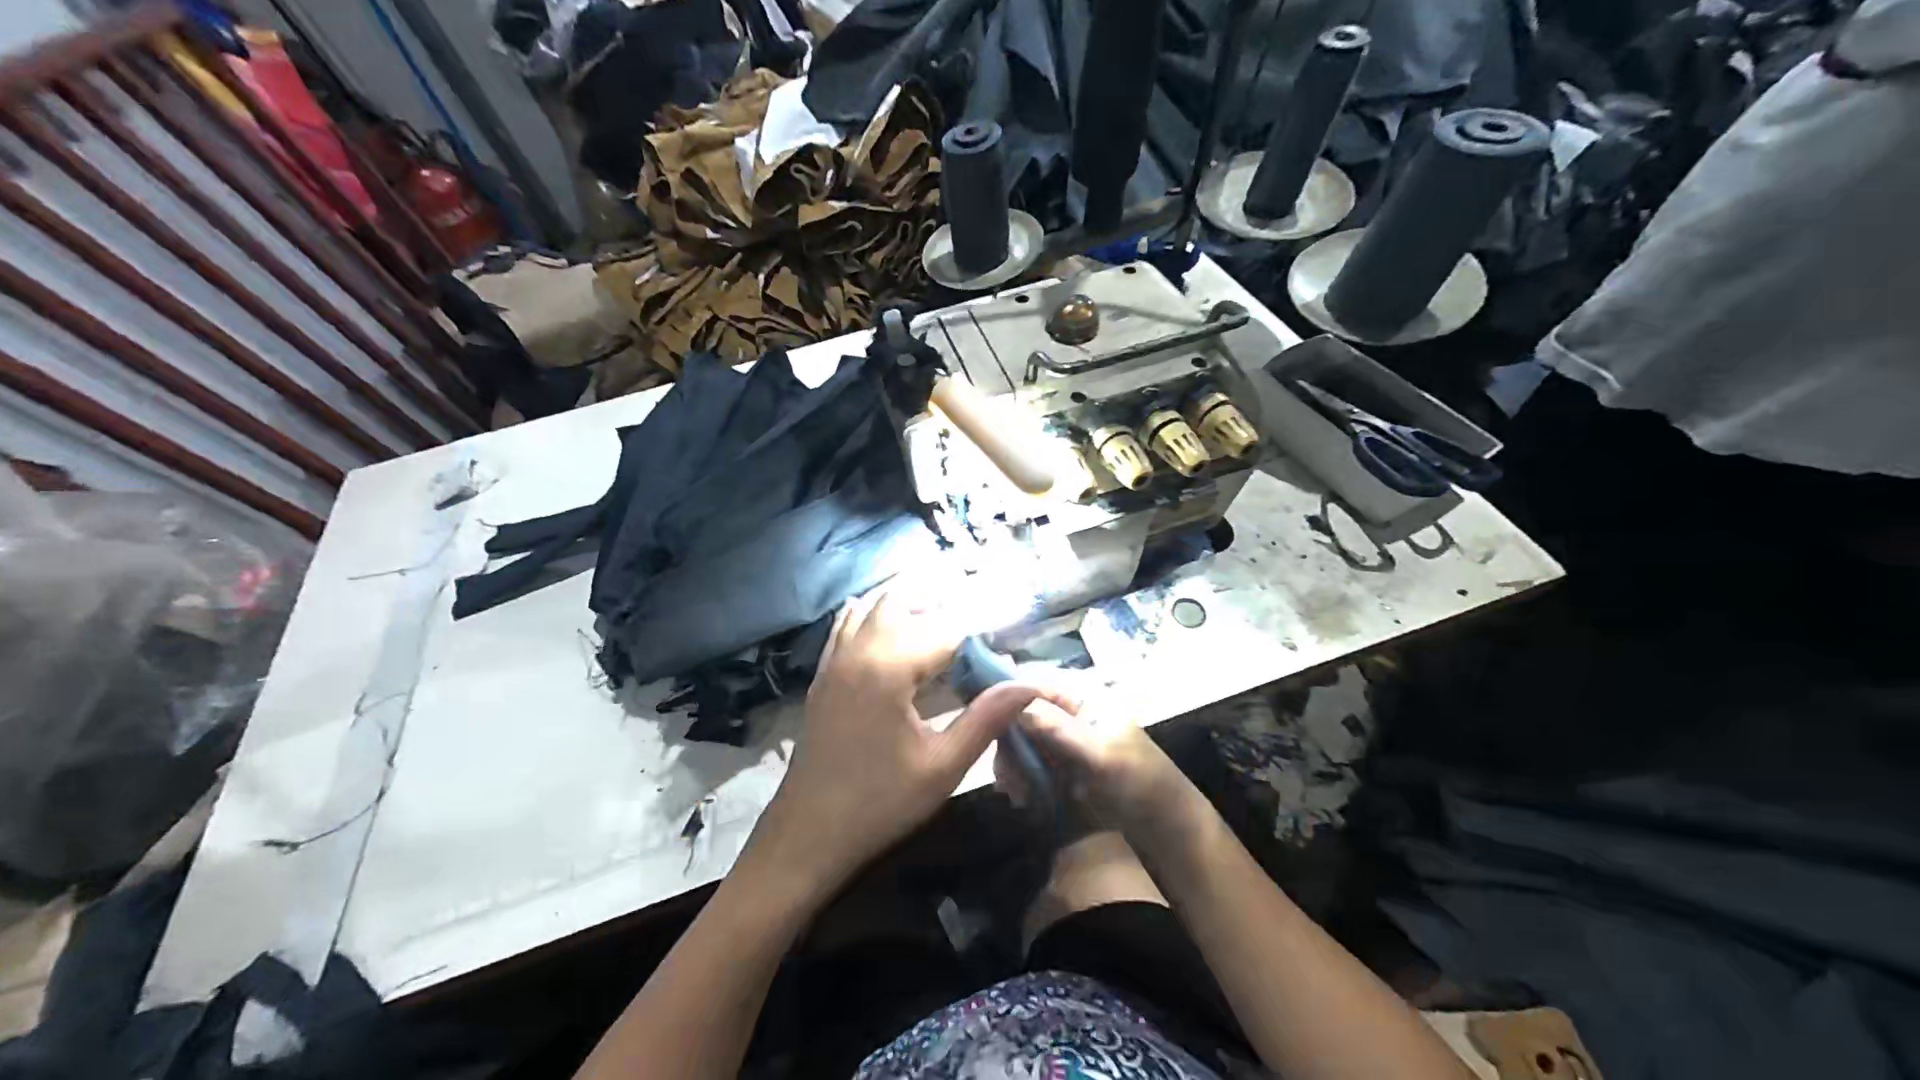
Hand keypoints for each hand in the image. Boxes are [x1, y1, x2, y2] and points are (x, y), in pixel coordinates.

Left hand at [749, 584, 1042, 892]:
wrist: (808, 834)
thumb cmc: (881, 803)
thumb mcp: (943, 766)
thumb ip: (987, 718)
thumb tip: (1030, 684)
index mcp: (890, 668)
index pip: (946, 629)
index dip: (980, 634)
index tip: (1006, 643)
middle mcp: (859, 650)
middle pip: (904, 602)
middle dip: (943, 604)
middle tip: (978, 624)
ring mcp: (835, 660)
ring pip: (873, 607)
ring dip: (909, 605)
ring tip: (943, 618)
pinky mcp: (824, 675)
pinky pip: (848, 625)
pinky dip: (874, 615)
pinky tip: (891, 625)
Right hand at [1004, 690, 1202, 845]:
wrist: (1164, 823)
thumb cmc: (1139, 781)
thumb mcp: (1101, 756)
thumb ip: (1061, 731)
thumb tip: (1021, 708)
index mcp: (1082, 696)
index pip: (1033, 683)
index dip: (1005, 700)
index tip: (984, 726)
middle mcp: (1068, 710)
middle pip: (1021, 713)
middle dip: (1007, 742)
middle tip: (1004, 776)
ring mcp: (1063, 737)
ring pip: (1021, 739)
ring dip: (1011, 764)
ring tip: (1014, 794)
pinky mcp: (1061, 762)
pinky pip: (1029, 761)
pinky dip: (1020, 777)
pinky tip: (1021, 798)